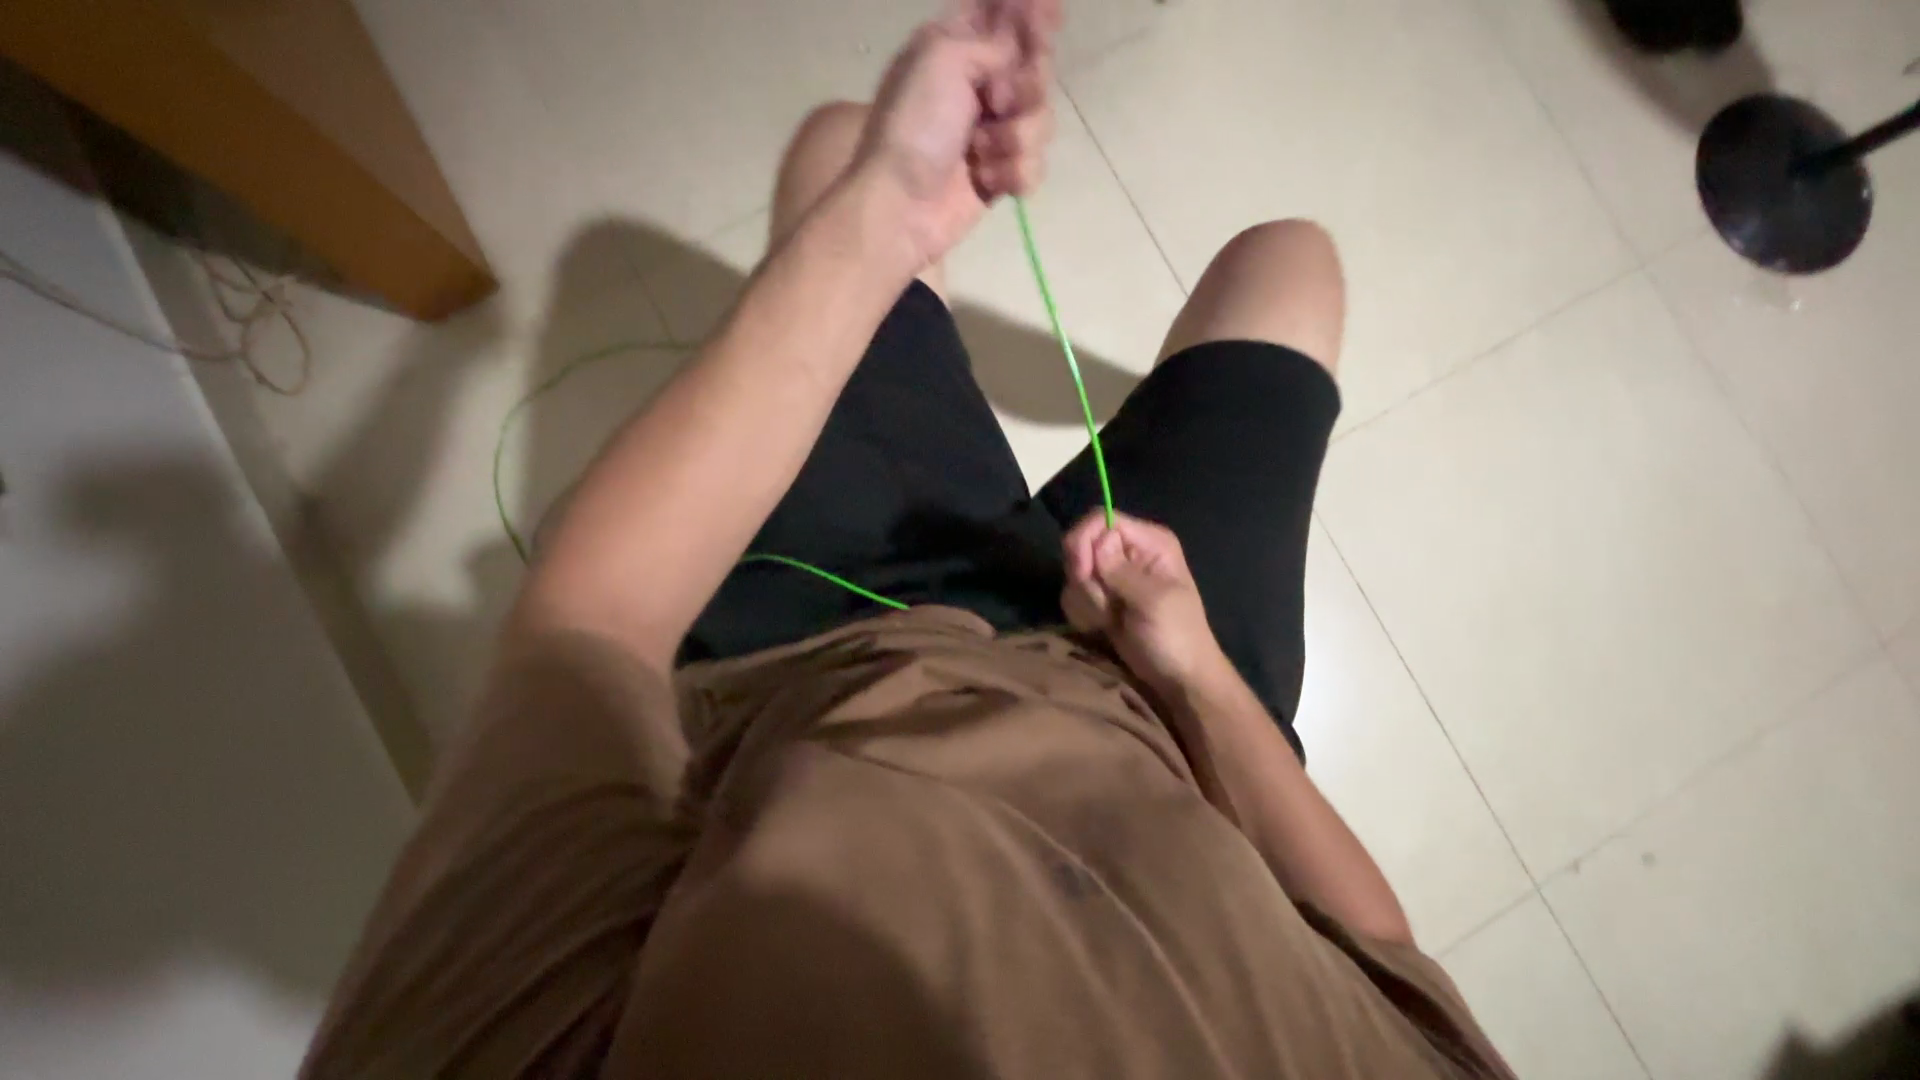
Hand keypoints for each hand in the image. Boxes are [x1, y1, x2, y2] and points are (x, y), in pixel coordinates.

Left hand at [856, 0, 1059, 263]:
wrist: (903, 205)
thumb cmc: (915, 126)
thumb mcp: (943, 56)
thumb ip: (993, 39)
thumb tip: (1021, 47)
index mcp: (957, 47)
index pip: (1004, 15)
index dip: (1031, 11)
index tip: (1052, 9)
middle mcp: (978, 85)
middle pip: (1036, 67)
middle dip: (1028, 84)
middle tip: (999, 100)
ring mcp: (993, 132)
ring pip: (1041, 119)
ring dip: (1015, 137)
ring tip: (980, 153)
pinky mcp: (1002, 174)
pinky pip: (1034, 164)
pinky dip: (1014, 174)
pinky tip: (987, 182)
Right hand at [1060, 511, 1235, 695]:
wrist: (1178, 679)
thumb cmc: (1176, 637)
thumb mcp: (1154, 602)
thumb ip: (1121, 571)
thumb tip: (1098, 542)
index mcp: (1150, 542)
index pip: (1101, 519)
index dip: (1084, 542)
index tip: (1081, 573)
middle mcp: (1128, 552)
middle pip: (1081, 545)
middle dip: (1085, 579)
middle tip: (1105, 606)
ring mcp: (1112, 576)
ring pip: (1073, 573)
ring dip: (1086, 602)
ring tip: (1110, 621)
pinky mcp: (1100, 599)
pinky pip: (1073, 595)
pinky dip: (1082, 614)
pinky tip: (1103, 627)